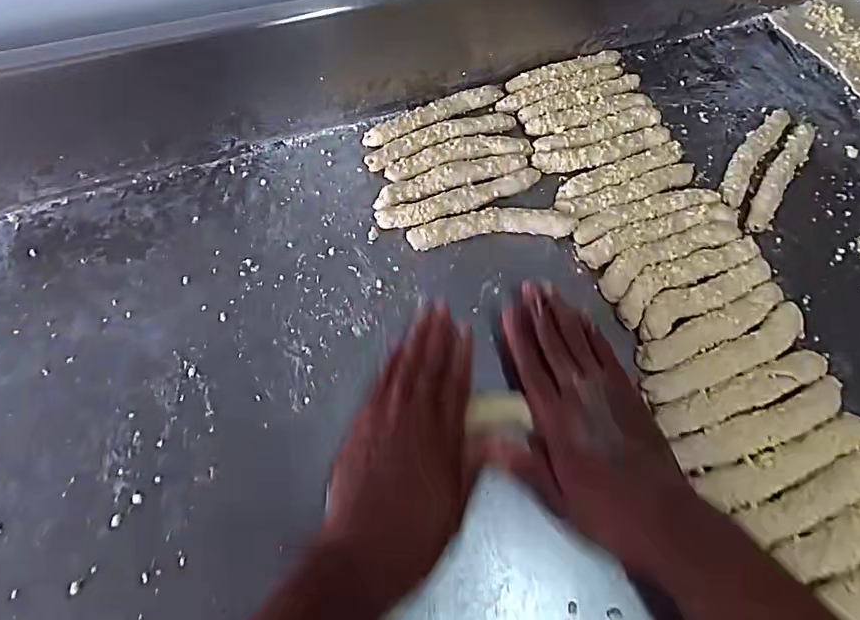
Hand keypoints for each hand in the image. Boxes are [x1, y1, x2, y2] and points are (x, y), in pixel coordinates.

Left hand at [317, 304, 476, 608]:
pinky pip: (380, 381)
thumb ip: (474, 463)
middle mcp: (415, 418)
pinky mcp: (362, 423)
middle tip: (441, 306)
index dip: (461, 354)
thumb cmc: (414, 534)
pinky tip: (395, 345)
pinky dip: (389, 360)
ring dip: (415, 337)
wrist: (359, 553)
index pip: (456, 385)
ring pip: (404, 367)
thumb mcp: (456, 505)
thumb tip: (500, 435)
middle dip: (437, 334)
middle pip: (429, 367)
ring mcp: (385, 417)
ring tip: (422, 313)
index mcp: (442, 437)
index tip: (465, 329)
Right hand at [496, 282, 706, 581]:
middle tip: (527, 286)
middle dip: (537, 313)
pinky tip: (583, 315)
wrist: (662, 513)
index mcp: (556, 419)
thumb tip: (491, 438)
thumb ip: (526, 463)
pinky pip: (605, 350)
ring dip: (561, 313)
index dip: (517, 337)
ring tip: (548, 290)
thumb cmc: (604, 510)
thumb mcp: (558, 498)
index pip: (530, 368)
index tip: (507, 310)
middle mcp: (578, 393)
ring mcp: (605, 387)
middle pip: (553, 345)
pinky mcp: (626, 388)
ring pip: (578, 340)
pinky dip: (592, 330)